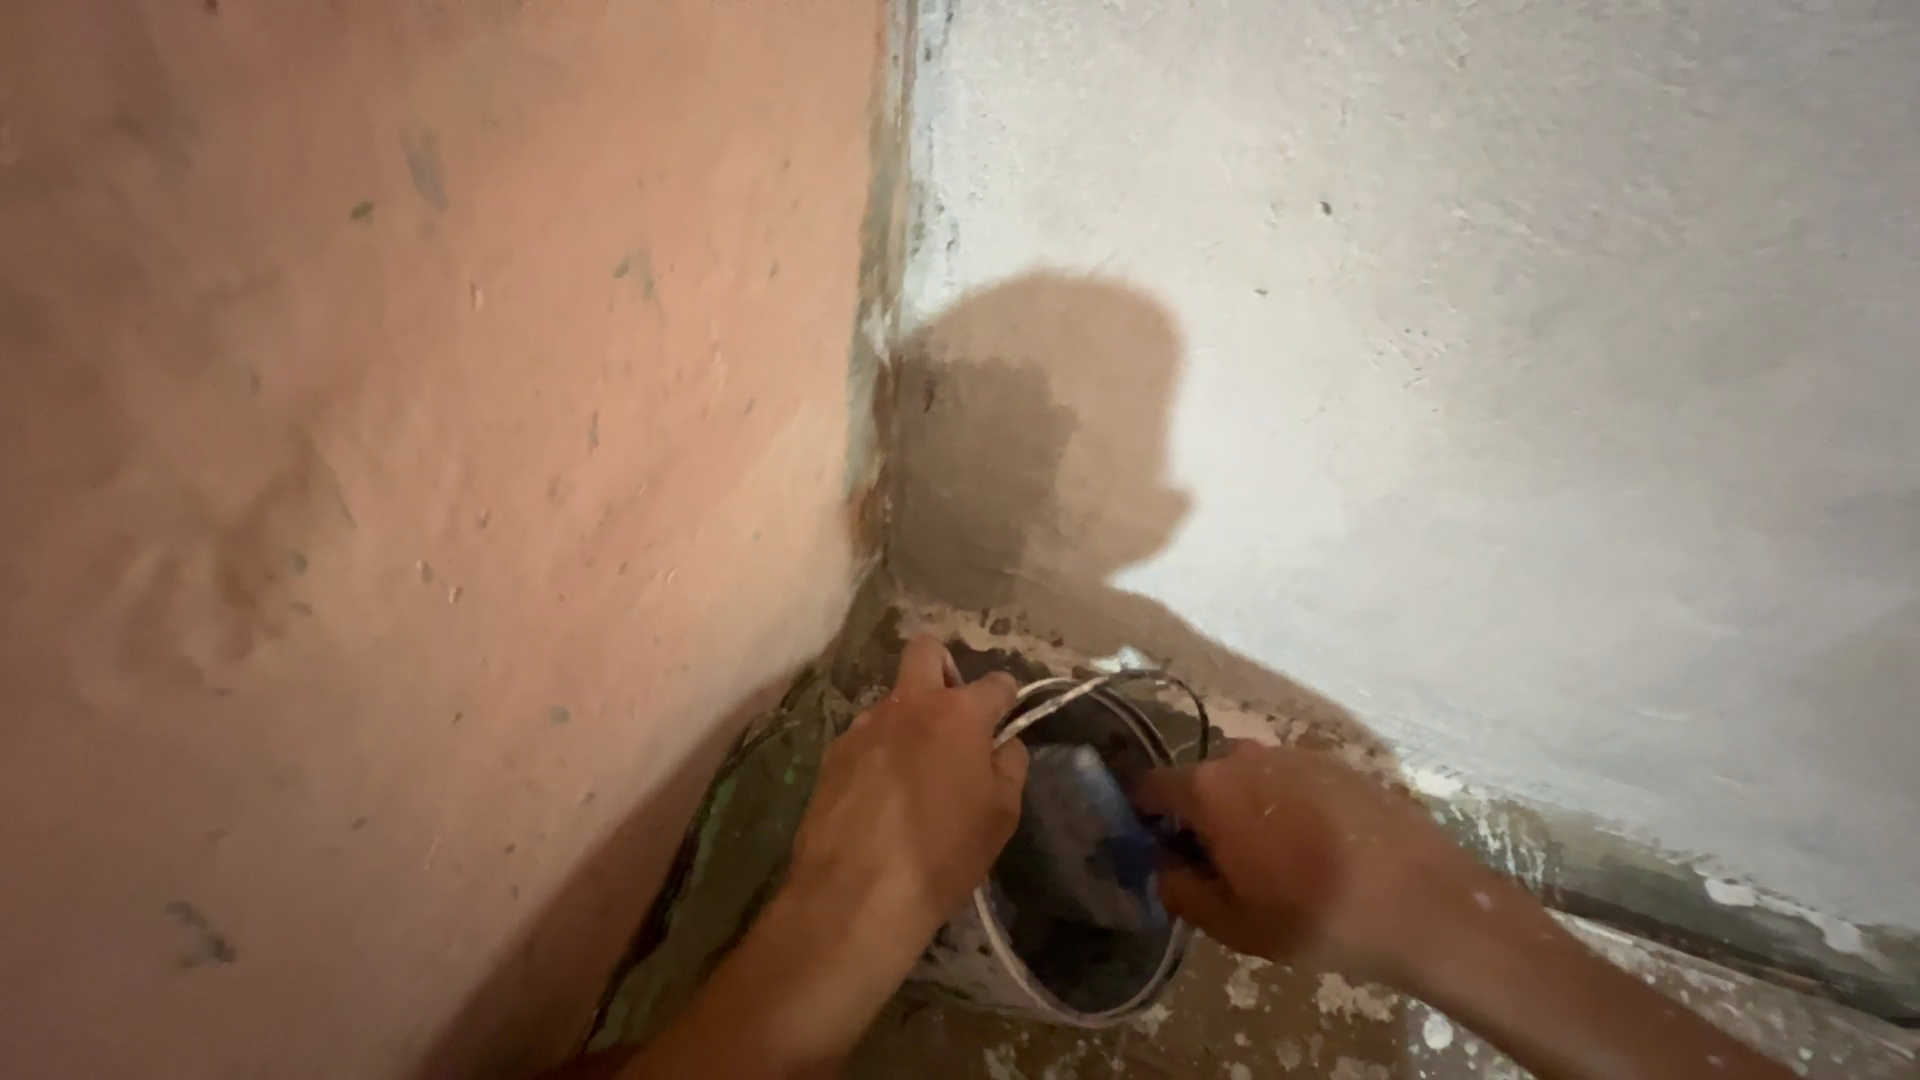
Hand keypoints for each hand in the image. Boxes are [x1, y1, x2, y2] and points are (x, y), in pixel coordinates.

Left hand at [786, 635, 1026, 943]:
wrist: (856, 892)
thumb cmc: (943, 853)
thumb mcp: (1000, 816)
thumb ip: (1009, 766)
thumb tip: (1005, 743)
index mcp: (958, 714)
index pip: (996, 682)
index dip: (1006, 698)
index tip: (1006, 718)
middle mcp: (909, 704)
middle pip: (926, 650)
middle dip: (944, 667)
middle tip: (953, 712)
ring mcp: (865, 725)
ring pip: (892, 698)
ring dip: (908, 718)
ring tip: (913, 770)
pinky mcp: (834, 752)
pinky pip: (866, 736)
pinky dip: (880, 751)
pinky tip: (880, 793)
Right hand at [1135, 741, 1492, 982]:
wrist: (1428, 904)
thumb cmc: (1317, 917)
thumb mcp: (1234, 925)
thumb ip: (1180, 891)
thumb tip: (1164, 866)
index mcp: (1208, 788)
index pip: (1149, 786)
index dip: (1143, 817)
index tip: (1157, 850)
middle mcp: (1243, 756)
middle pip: (1200, 781)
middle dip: (1199, 816)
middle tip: (1222, 865)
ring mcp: (1292, 754)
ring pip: (1246, 778)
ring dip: (1244, 809)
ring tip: (1275, 857)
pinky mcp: (1335, 762)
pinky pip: (1289, 779)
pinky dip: (1287, 804)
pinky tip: (1318, 846)